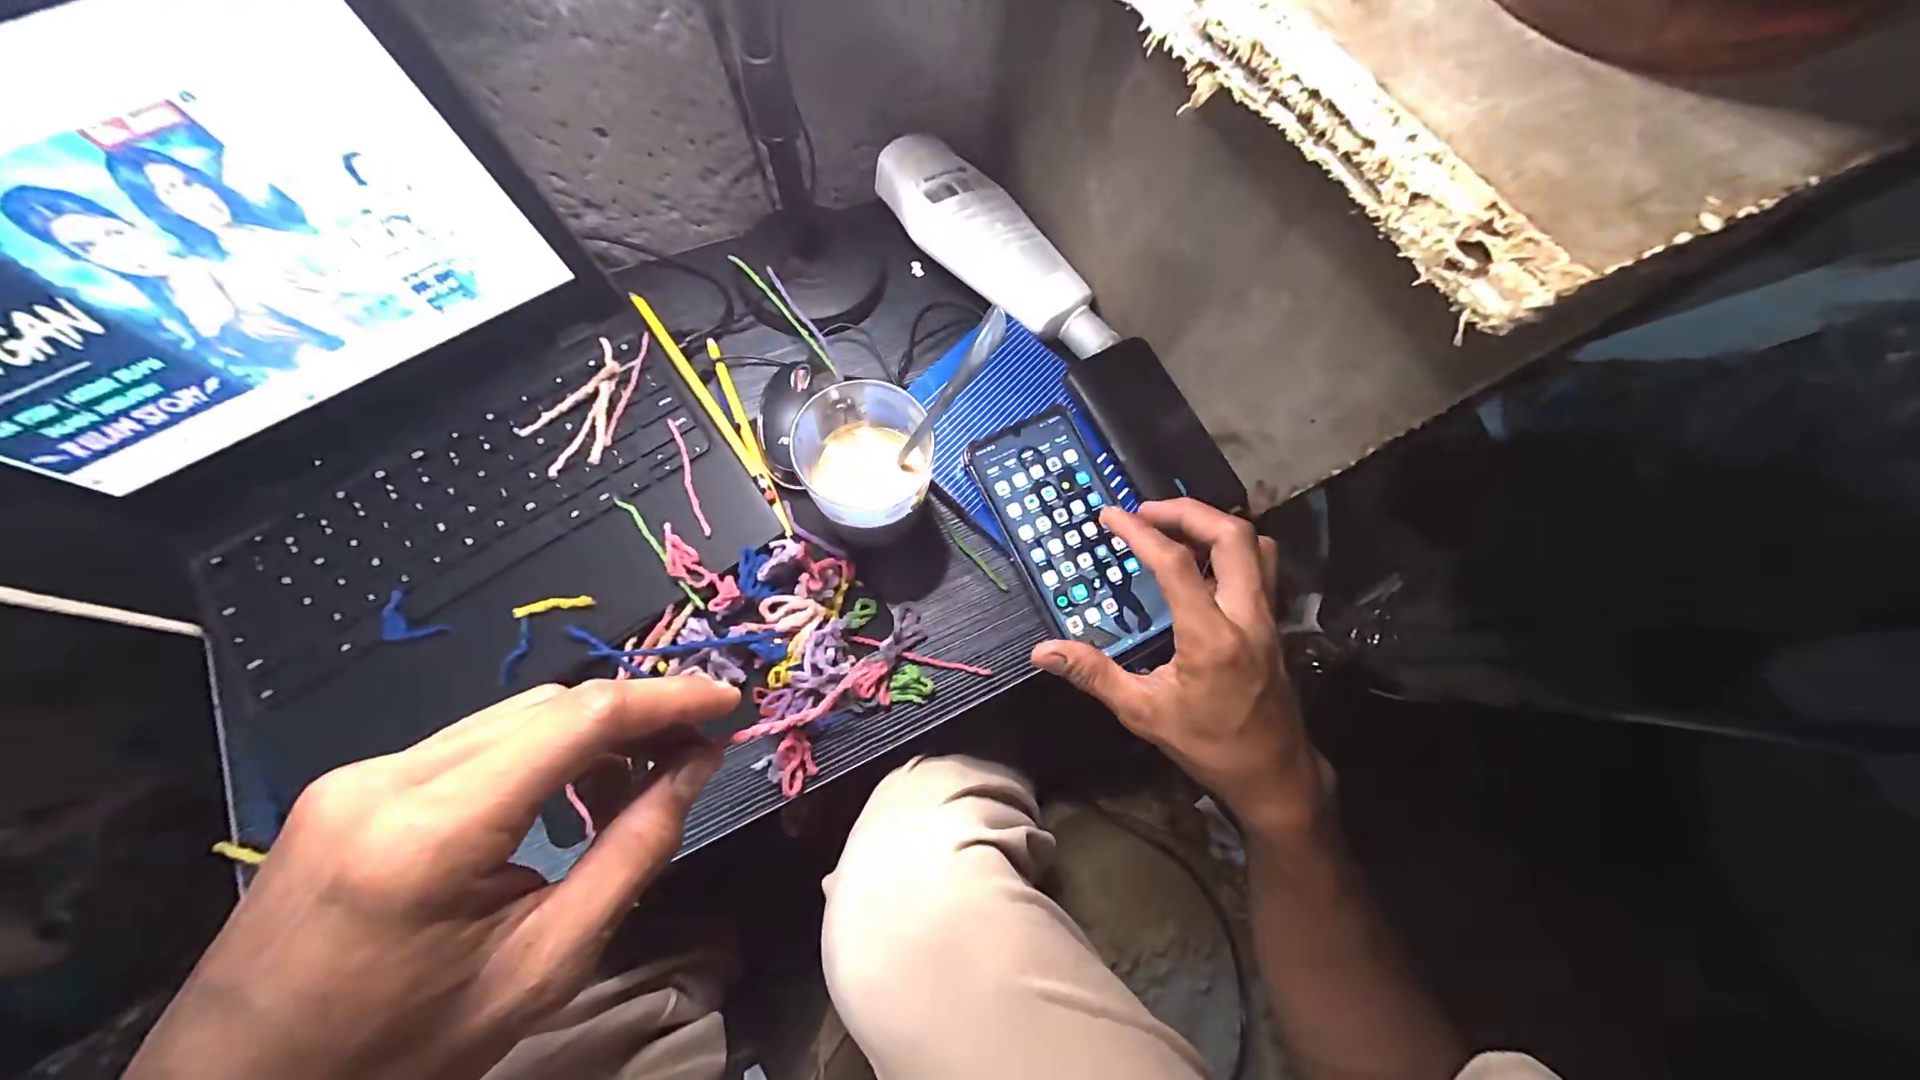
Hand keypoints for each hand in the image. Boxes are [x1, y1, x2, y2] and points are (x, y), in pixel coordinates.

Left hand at [125, 677, 736, 1079]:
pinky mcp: (353, 783)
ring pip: (519, 714)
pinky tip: (560, 799)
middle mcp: (389, 776)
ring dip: (592, 735)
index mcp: (433, 830)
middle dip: (637, 717)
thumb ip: (636, 849)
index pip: (581, 719)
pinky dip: (543, 753)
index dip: (668, 698)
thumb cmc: (404, 1055)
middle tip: (693, 750)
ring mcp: (361, 774)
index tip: (728, 701)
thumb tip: (697, 762)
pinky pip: (480, 740)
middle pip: (552, 705)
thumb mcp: (547, 962)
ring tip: (628, 787)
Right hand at [1032, 499, 1328, 834]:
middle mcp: (1246, 615)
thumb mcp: (1143, 712)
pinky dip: (1231, 547)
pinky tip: (1203, 562)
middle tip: (1146, 512)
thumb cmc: (1208, 745)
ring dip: (1215, 524)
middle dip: (1187, 511)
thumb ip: (1093, 674)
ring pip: (1256, 545)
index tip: (1110, 516)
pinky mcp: (1273, 623)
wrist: (1275, 775)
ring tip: (1174, 527)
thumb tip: (1043, 651)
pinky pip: (1261, 566)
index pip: (1175, 563)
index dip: (1139, 532)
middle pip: (1232, 535)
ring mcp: (1267, 616)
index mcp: (1210, 635)